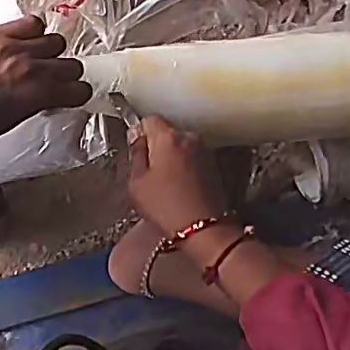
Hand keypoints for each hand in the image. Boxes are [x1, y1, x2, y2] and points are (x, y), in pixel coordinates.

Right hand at [127, 116, 228, 235]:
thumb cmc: (166, 206)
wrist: (204, 229)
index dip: (140, 133)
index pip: (149, 119)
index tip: (137, 151)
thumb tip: (137, 136)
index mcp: (168, 138)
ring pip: (180, 145)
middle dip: (156, 146)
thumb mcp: (137, 183)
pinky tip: (179, 187)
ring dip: (171, 157)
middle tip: (149, 172)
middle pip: (166, 131)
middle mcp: (189, 137)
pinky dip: (184, 166)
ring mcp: (204, 150)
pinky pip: (191, 157)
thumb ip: (136, 154)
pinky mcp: (213, 164)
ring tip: (165, 183)